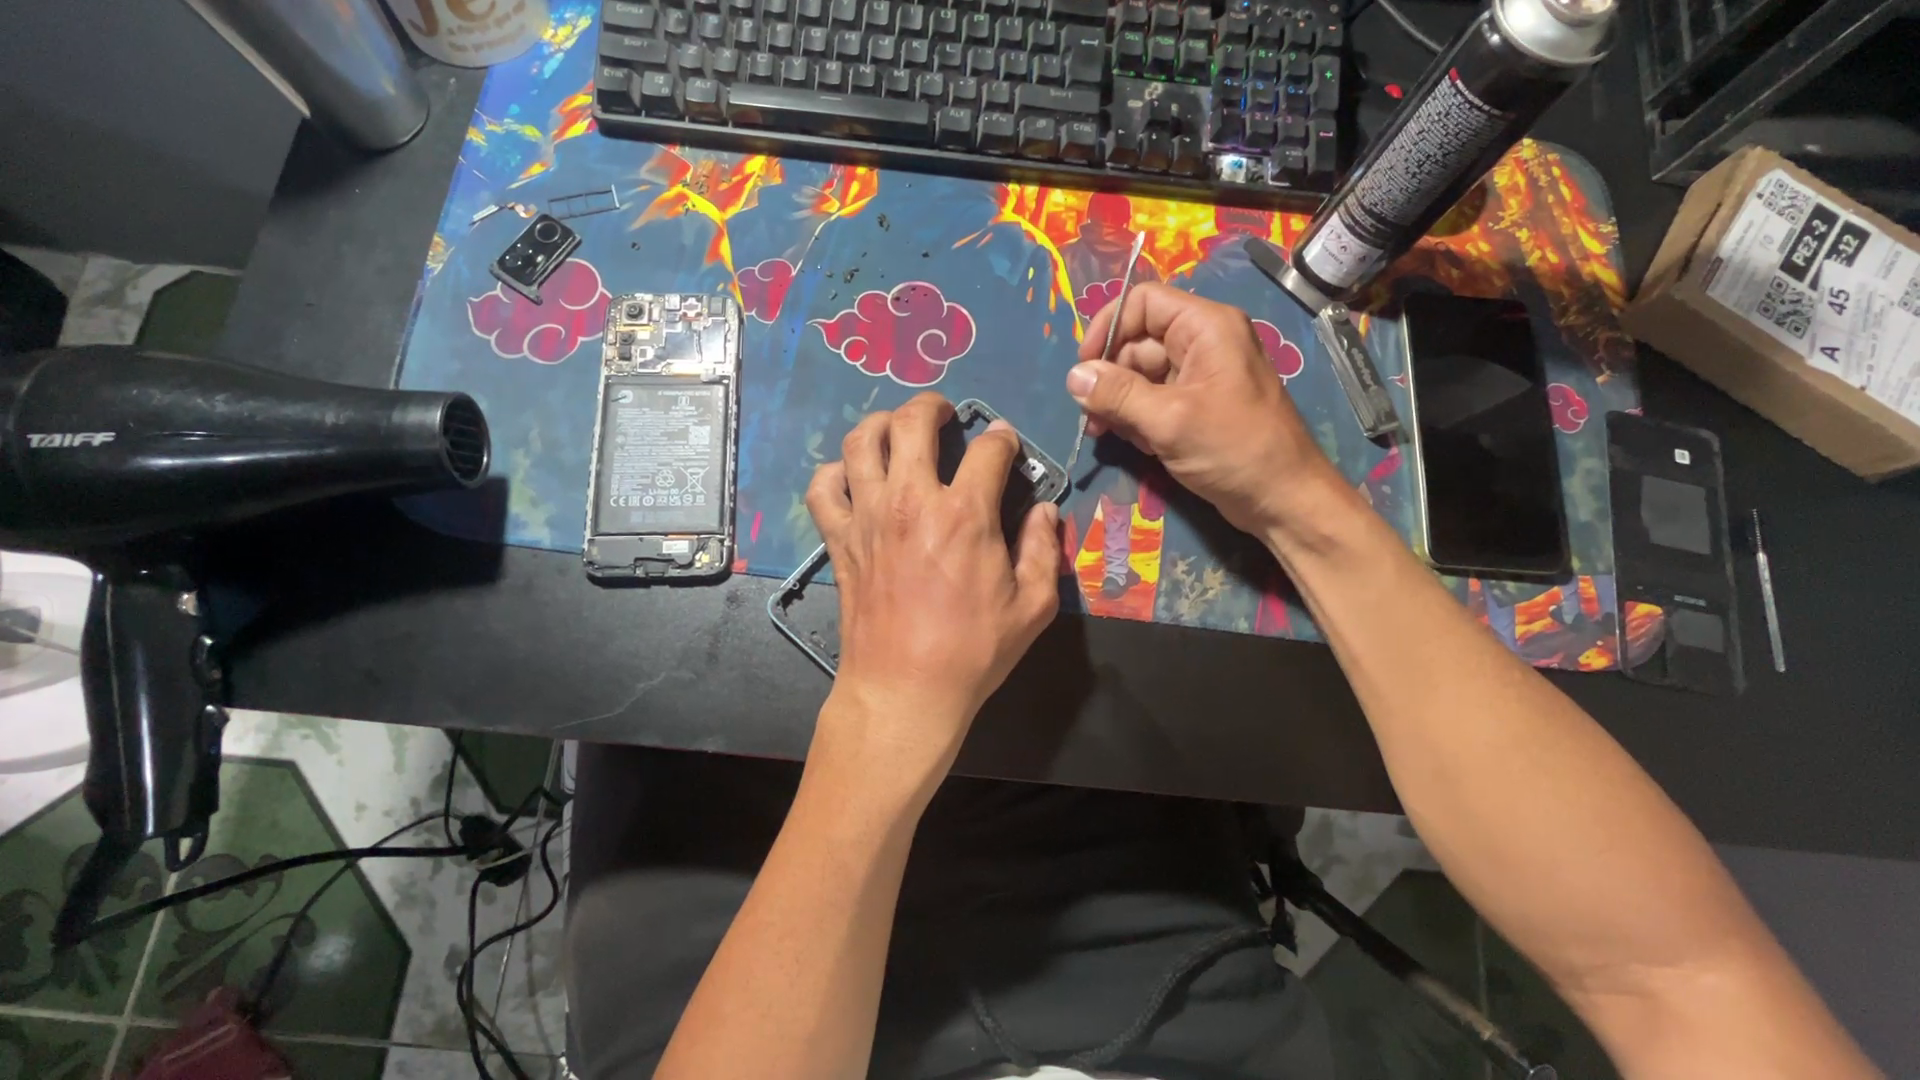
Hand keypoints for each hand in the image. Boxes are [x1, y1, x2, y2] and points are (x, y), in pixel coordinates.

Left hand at [805, 393, 1059, 795]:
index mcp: (965, 514)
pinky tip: (854, 477)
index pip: (988, 450)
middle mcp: (911, 501)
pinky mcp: (839, 540)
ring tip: (897, 431)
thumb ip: (1044, 549)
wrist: (905, 690)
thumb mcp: (1033, 606)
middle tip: (945, 415)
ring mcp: (867, 518)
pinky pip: (822, 488)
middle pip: (911, 422)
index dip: (1004, 440)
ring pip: (859, 441)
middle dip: (933, 407)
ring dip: (881, 424)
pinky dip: (834, 473)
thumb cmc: (973, 652)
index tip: (1007, 446)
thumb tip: (1045, 510)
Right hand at [1071, 282, 1354, 540]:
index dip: (1108, 328)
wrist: (1283, 500)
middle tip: (1092, 417)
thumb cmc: (1234, 450)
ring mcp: (1200, 376)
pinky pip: (1153, 400)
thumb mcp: (1169, 420)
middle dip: (1110, 377)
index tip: (1084, 369)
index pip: (1143, 303)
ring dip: (1120, 404)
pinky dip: (1138, 419)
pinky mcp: (1196, 406)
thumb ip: (1117, 395)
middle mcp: (1203, 343)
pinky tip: (1139, 445)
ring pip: (1140, 375)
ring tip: (1111, 434)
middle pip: (1137, 342)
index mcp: (1206, 327)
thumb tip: (1073, 377)